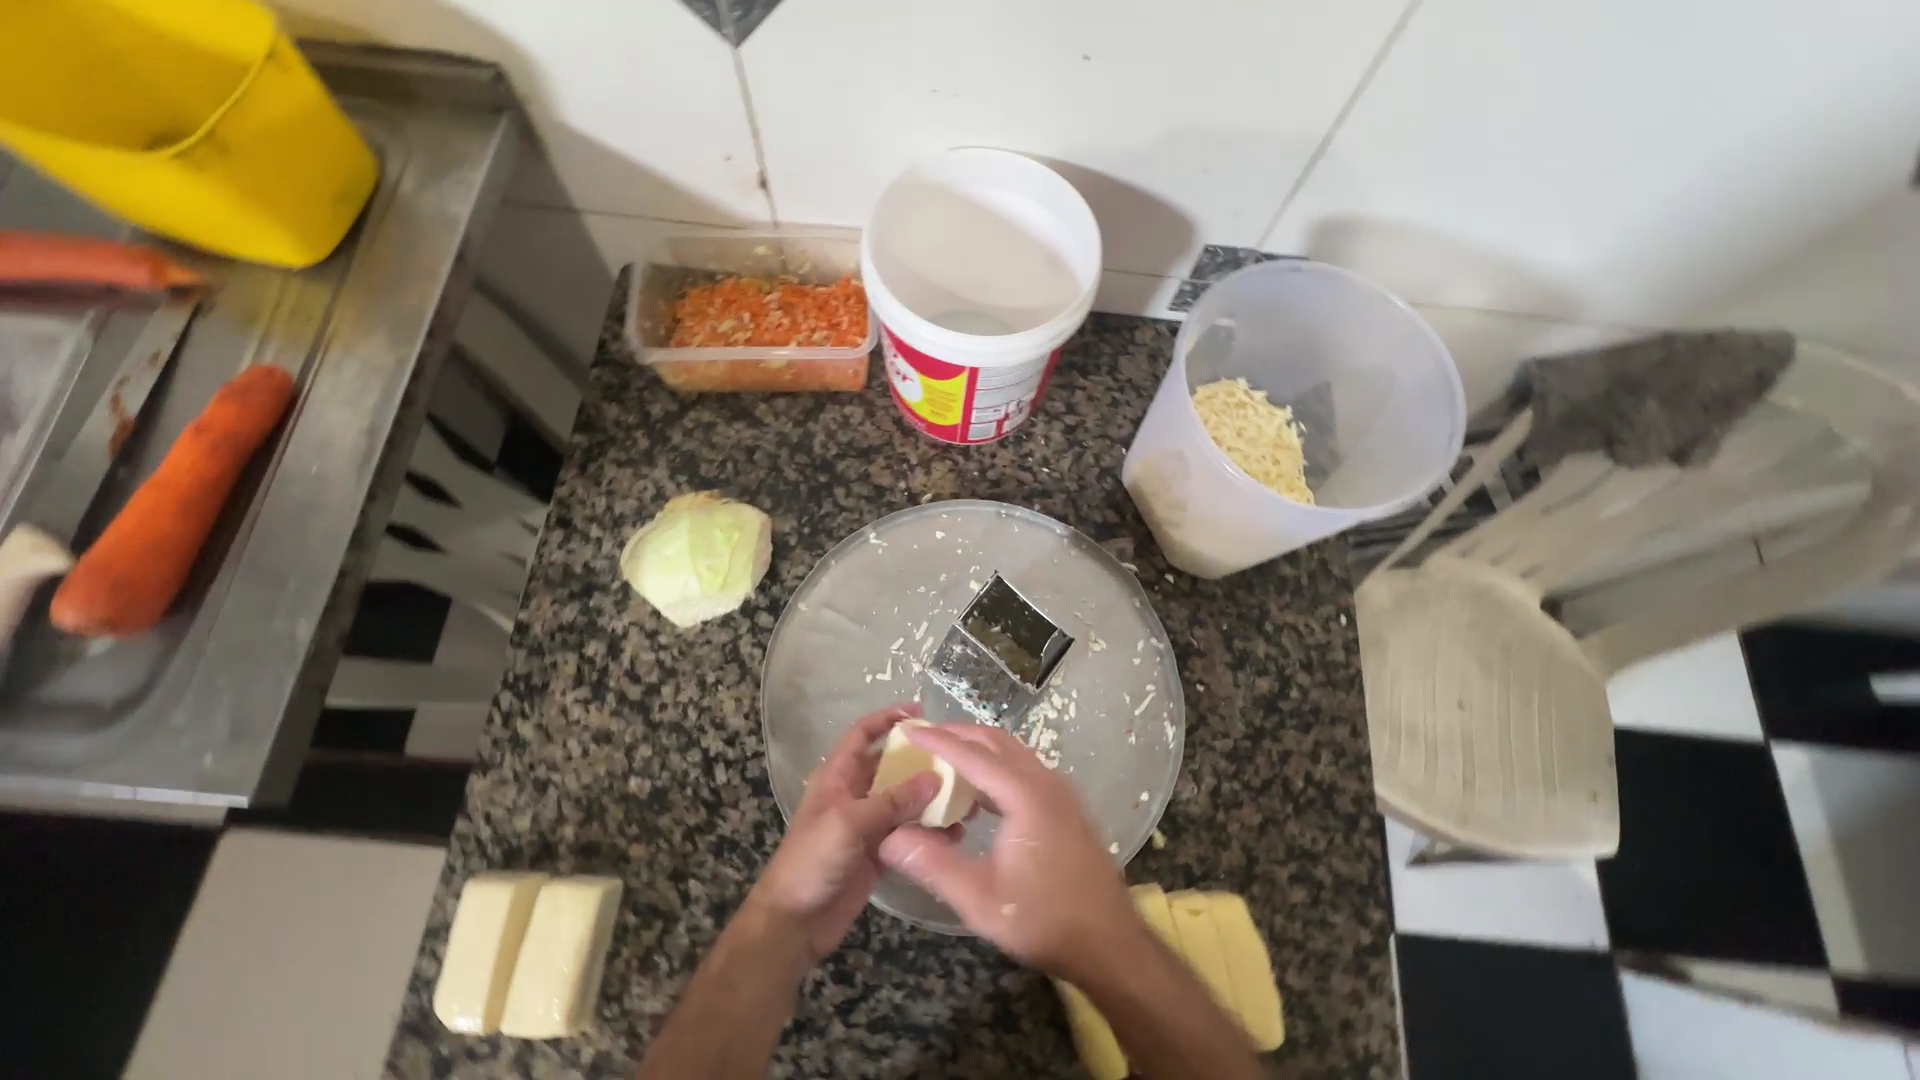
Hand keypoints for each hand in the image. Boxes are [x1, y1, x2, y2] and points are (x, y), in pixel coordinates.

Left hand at [750, 703, 938, 962]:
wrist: (794, 922)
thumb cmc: (811, 862)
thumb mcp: (849, 823)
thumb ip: (892, 801)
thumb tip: (934, 779)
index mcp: (837, 777)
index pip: (862, 735)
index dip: (887, 719)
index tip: (919, 711)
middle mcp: (853, 795)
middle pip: (890, 766)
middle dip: (920, 760)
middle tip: (957, 757)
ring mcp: (867, 825)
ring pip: (904, 801)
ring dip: (930, 797)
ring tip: (965, 796)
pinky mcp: (878, 854)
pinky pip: (908, 833)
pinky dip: (929, 830)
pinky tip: (954, 833)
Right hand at [877, 723, 1136, 979]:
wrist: (1109, 941)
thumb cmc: (1044, 920)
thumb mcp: (980, 899)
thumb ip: (932, 864)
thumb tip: (889, 838)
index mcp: (1026, 795)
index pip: (973, 755)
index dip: (938, 740)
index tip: (908, 730)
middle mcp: (1046, 783)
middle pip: (997, 742)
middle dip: (959, 734)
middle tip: (923, 738)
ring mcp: (1061, 793)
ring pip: (1014, 754)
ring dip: (979, 749)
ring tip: (944, 760)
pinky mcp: (1066, 808)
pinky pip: (1025, 770)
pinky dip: (997, 767)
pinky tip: (978, 794)